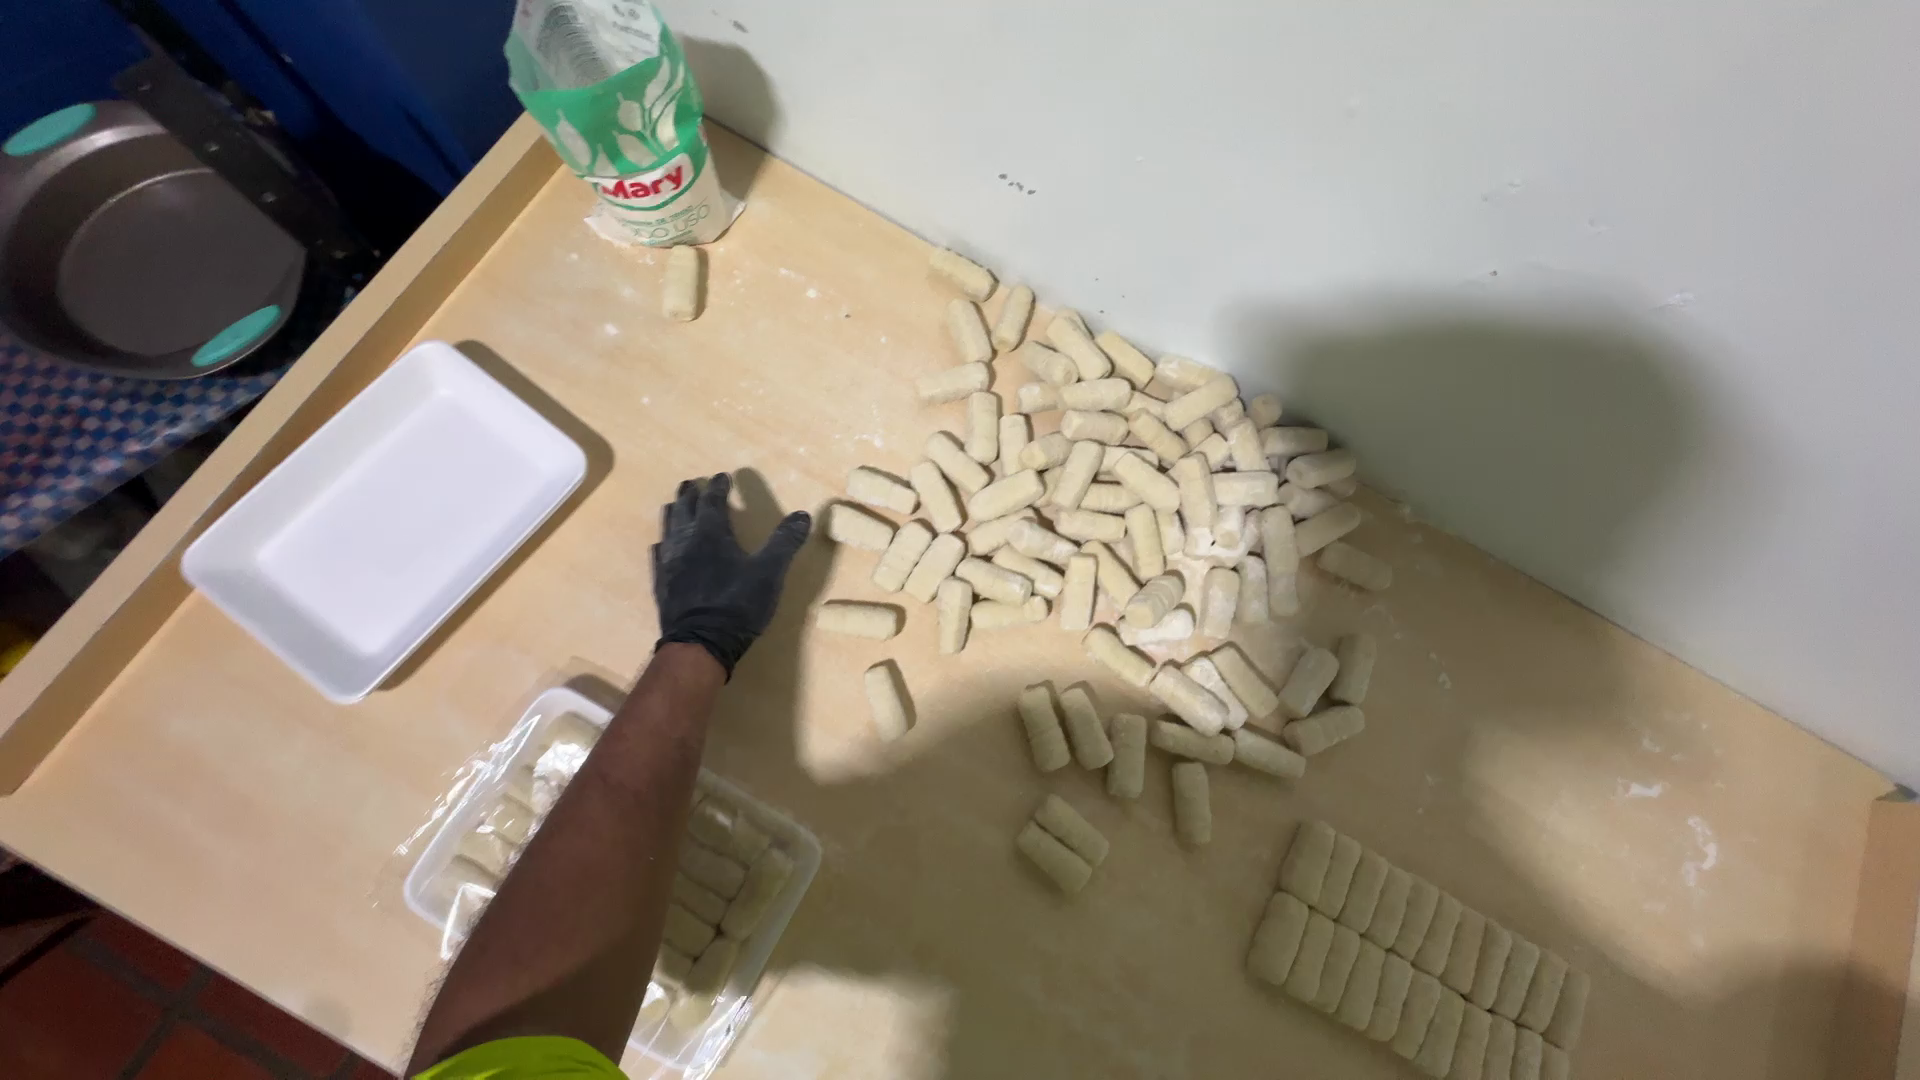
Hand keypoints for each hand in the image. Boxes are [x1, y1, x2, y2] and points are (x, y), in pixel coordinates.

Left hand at [651, 473, 810, 677]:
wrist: (701, 642)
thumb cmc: (738, 603)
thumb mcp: (770, 571)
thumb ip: (785, 542)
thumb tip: (803, 515)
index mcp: (711, 532)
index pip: (712, 500)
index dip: (718, 486)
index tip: (723, 476)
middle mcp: (685, 540)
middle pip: (684, 508)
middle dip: (691, 493)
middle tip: (694, 484)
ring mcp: (669, 562)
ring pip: (668, 526)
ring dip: (675, 512)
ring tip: (678, 505)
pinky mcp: (661, 583)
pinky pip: (659, 554)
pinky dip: (664, 542)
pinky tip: (664, 546)